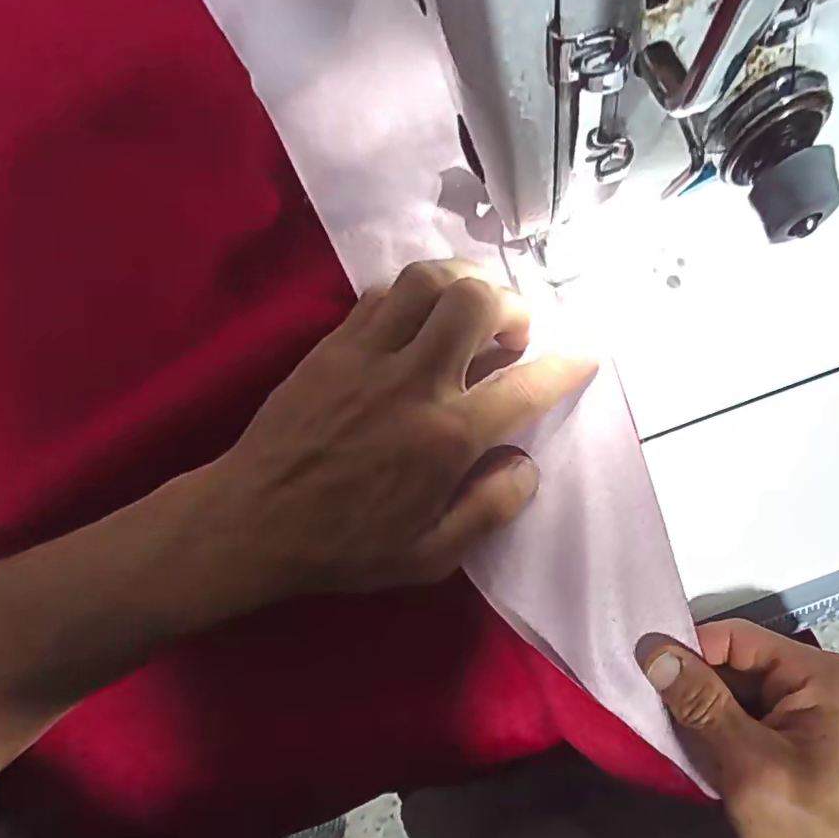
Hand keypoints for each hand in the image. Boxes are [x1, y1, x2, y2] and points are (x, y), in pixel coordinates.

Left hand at [210, 259, 595, 595]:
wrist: (253, 521)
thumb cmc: (345, 546)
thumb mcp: (430, 556)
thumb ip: (490, 509)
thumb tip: (524, 463)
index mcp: (446, 437)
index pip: (525, 386)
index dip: (566, 365)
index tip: (585, 353)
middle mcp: (413, 381)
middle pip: (477, 302)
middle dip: (513, 306)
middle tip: (514, 334)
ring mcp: (368, 354)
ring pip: (428, 281)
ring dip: (465, 283)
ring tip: (474, 310)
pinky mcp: (332, 344)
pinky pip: (382, 294)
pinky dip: (415, 295)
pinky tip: (419, 320)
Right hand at [639, 620, 838, 837]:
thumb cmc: (822, 836)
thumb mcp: (752, 767)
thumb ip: (701, 705)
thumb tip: (653, 650)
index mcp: (818, 674)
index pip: (733, 638)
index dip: (686, 652)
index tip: (641, 674)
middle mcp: (818, 680)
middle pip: (735, 663)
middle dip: (692, 686)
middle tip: (646, 709)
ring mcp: (814, 710)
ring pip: (738, 692)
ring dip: (703, 712)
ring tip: (665, 732)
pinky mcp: (805, 737)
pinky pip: (750, 717)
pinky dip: (721, 731)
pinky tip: (698, 752)